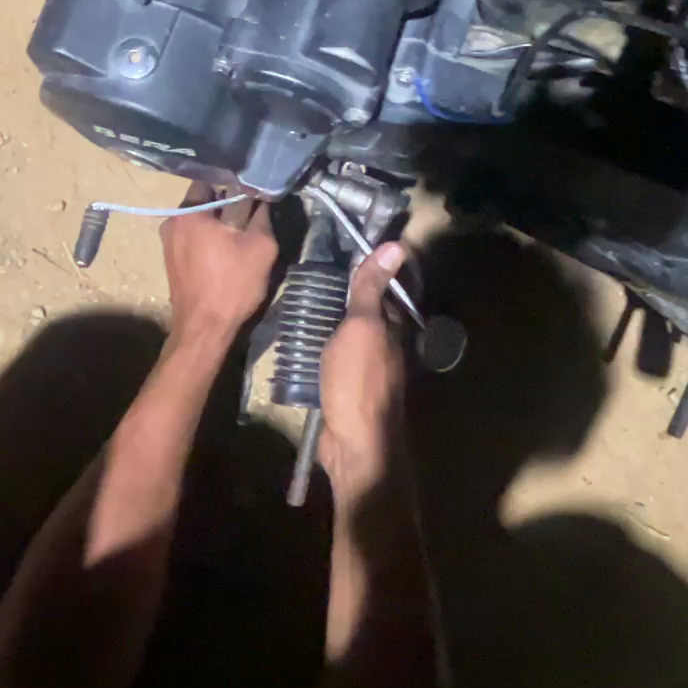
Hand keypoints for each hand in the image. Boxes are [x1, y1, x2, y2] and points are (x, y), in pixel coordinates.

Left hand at [160, 180, 276, 343]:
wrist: (204, 329)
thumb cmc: (232, 286)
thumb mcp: (260, 248)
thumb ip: (262, 217)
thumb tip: (263, 198)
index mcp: (190, 211)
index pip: (215, 180)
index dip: (238, 181)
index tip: (255, 185)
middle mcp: (173, 220)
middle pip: (206, 198)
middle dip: (228, 201)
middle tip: (251, 208)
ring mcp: (168, 240)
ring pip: (200, 218)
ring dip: (219, 220)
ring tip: (241, 229)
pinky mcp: (171, 258)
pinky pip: (193, 236)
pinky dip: (209, 236)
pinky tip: (226, 247)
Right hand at [318, 242, 408, 492]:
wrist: (356, 444)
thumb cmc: (359, 380)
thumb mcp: (362, 327)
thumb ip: (371, 288)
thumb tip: (397, 243)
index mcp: (391, 324)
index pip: (377, 285)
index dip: (358, 265)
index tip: (331, 246)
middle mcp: (382, 343)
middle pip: (358, 309)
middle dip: (335, 293)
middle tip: (299, 274)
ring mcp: (364, 367)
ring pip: (342, 333)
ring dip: (323, 320)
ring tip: (290, 302)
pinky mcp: (345, 387)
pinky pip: (330, 357)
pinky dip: (316, 346)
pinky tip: (295, 340)